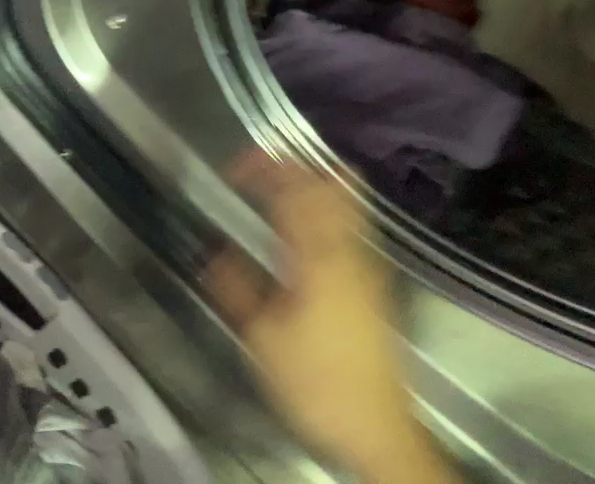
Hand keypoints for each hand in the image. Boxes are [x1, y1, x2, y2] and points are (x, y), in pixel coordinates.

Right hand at [204, 157, 455, 483]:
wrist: (378, 434)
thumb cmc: (316, 384)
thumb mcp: (260, 337)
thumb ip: (236, 287)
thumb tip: (215, 250)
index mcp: (318, 261)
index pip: (295, 195)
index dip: (268, 169)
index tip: (237, 164)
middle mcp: (349, 256)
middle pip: (334, 190)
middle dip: (299, 166)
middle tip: (264, 160)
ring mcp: (368, 271)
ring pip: (348, 207)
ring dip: (316, 184)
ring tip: (284, 179)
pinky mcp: (374, 289)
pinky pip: (352, 229)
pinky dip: (330, 209)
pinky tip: (309, 221)